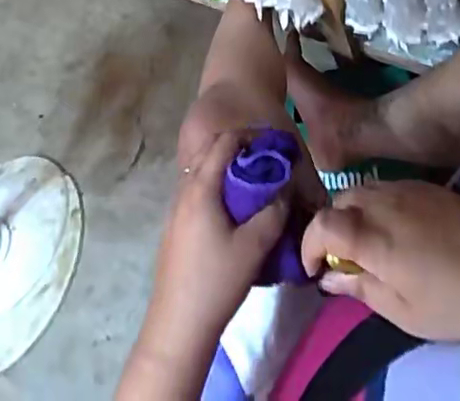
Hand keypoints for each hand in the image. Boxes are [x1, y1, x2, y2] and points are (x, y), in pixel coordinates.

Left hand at [125, 130, 288, 390]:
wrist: (178, 324)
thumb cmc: (216, 280)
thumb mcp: (254, 246)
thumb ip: (274, 213)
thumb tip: (285, 190)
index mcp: (201, 187)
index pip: (223, 142)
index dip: (248, 135)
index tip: (271, 142)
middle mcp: (183, 191)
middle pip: (208, 152)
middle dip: (236, 147)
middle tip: (264, 158)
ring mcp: (175, 209)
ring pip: (200, 172)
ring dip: (224, 167)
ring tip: (252, 181)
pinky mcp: (174, 227)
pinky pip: (196, 190)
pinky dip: (215, 185)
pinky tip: (232, 208)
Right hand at [299, 180, 459, 342]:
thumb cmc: (457, 300)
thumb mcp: (405, 312)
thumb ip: (362, 289)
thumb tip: (329, 279)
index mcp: (374, 238)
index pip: (322, 224)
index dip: (309, 244)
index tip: (315, 269)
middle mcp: (381, 203)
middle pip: (337, 202)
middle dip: (328, 229)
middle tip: (341, 259)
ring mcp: (402, 189)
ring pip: (358, 190)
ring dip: (350, 214)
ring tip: (365, 244)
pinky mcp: (421, 184)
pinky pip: (382, 187)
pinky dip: (373, 204)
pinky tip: (393, 229)